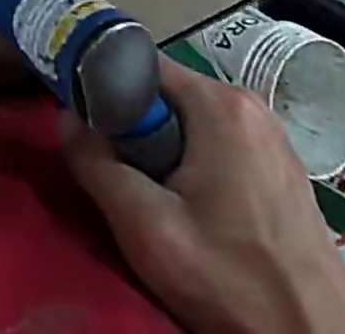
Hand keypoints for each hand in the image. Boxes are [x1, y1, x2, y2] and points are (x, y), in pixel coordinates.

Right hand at [61, 57, 344, 333]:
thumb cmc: (231, 280)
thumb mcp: (147, 227)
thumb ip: (96, 165)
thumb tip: (65, 117)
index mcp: (221, 104)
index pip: (140, 64)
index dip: (105, 87)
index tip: (86, 123)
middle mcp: (249, 105)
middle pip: (163, 92)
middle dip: (133, 125)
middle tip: (121, 171)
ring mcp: (270, 133)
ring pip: (187, 118)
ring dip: (160, 146)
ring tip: (153, 193)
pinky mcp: (278, 163)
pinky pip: (215, 140)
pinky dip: (191, 160)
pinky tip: (190, 205)